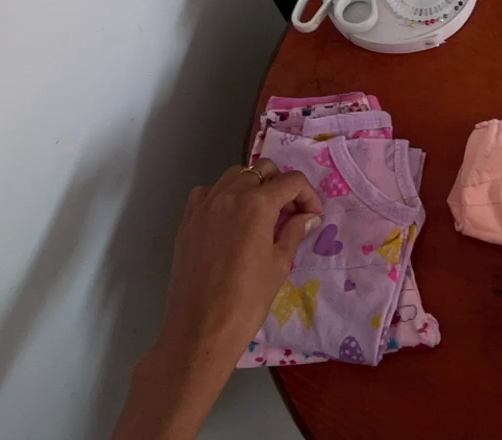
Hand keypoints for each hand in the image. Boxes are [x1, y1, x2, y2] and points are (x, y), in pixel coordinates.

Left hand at [112, 159, 321, 439]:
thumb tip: (308, 217)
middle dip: (282, 185)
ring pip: (235, 175)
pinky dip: (222, 195)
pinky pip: (207, 193)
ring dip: (253, 185)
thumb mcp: (279, 265)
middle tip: (290, 213)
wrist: (200, 332)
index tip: (313, 216)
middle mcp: (230, 195)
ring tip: (262, 213)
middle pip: (263, 170)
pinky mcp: (188, 221)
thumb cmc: (247, 301)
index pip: (292, 181)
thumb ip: (294, 232)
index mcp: (257, 203)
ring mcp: (205, 206)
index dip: (308, 195)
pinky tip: (230, 218)